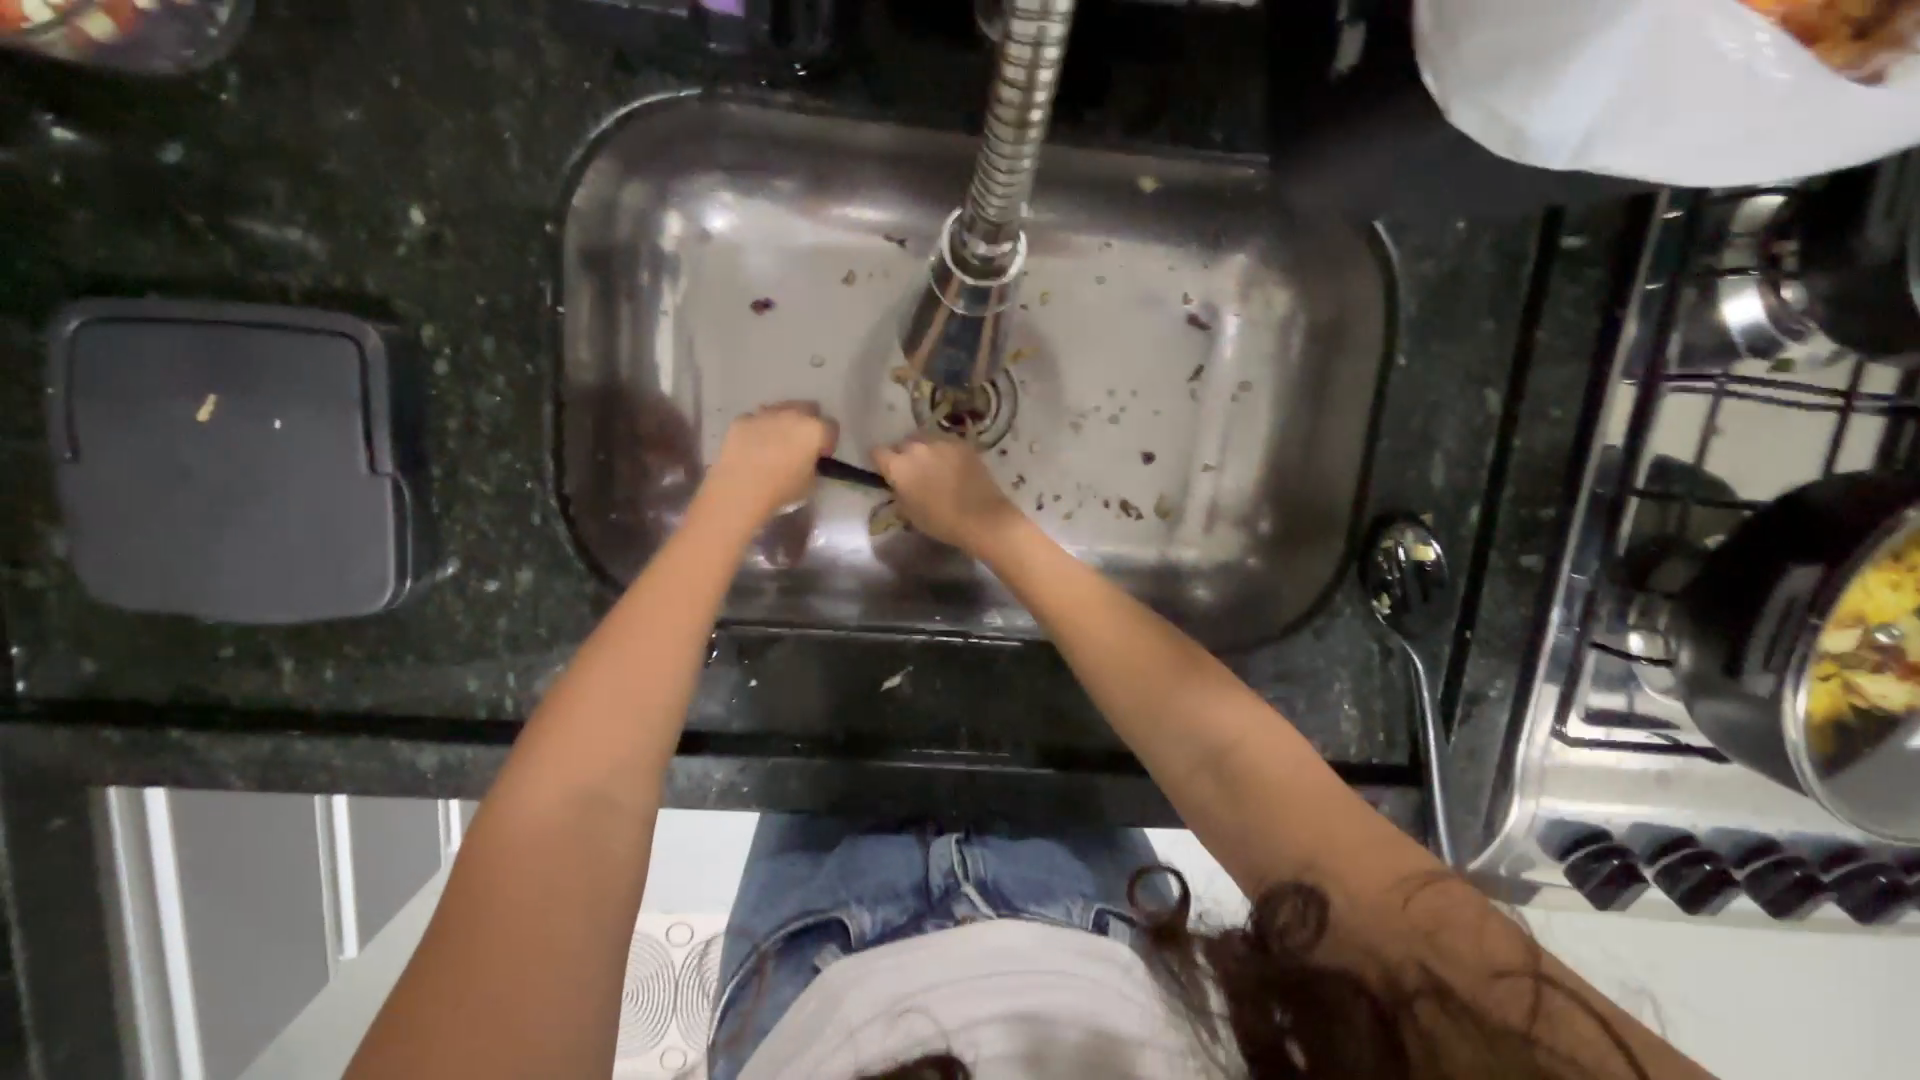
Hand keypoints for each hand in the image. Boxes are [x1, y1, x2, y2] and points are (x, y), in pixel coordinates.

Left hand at [700, 402, 837, 524]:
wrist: (740, 489)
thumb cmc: (782, 490)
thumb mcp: (811, 483)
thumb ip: (814, 464)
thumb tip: (807, 460)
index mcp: (815, 430)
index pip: (832, 427)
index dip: (828, 442)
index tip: (820, 456)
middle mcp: (793, 414)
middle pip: (808, 408)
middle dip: (808, 422)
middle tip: (800, 444)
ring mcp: (765, 413)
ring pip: (781, 409)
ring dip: (783, 421)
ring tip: (775, 442)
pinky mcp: (742, 419)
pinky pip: (756, 419)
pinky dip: (758, 428)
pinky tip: (753, 445)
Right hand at [870, 434, 1021, 552]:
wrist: (981, 517)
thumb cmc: (940, 521)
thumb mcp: (909, 513)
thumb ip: (899, 493)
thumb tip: (899, 485)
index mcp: (898, 466)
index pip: (877, 452)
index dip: (881, 461)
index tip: (887, 470)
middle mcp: (916, 448)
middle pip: (902, 443)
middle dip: (904, 454)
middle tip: (913, 471)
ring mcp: (941, 442)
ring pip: (924, 439)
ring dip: (924, 450)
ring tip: (934, 465)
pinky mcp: (962, 443)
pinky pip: (945, 441)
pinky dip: (945, 450)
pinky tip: (953, 464)